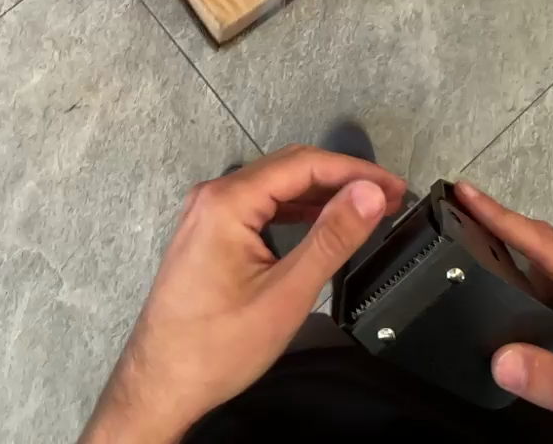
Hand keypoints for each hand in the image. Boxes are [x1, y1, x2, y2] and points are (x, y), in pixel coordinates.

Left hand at [80, 145, 405, 443]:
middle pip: (289, 167)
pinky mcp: (209, 229)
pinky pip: (260, 203)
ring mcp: (208, 210)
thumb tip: (370, 194)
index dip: (354, 171)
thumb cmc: (217, 346)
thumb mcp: (284, 294)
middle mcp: (214, 194)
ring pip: (275, 184)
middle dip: (341, 177)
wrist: (158, 386)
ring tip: (364, 207)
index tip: (394, 186)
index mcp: (228, 200)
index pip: (303, 165)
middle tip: (387, 196)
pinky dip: (295, 207)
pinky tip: (321, 218)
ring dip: (320, 192)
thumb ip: (331, 238)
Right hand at [455, 183, 552, 443]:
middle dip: (502, 225)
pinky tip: (522, 283)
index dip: (501, 215)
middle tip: (458, 213)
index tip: (465, 190)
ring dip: (520, 249)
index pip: (546, 243)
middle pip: (548, 242)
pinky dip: (540, 270)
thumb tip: (499, 358)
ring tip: (478, 243)